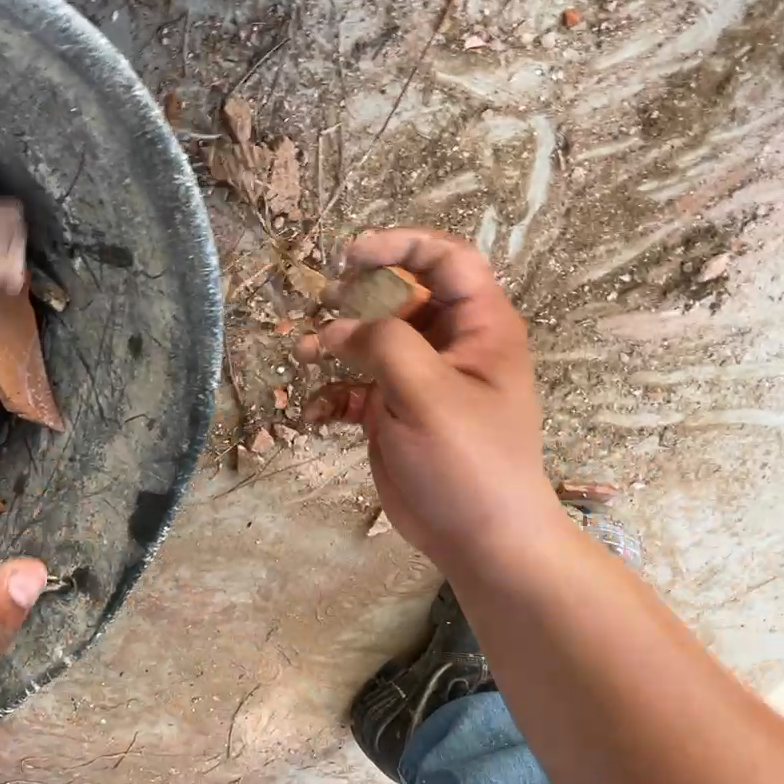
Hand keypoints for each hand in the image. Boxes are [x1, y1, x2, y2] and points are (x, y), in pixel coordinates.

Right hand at [299, 229, 563, 569]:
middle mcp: (448, 346)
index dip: (400, 246)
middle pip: (399, 297)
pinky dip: (329, 396)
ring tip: (305, 355)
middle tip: (324, 302)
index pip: (445, 261)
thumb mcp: (428, 393)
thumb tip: (339, 329)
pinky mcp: (391, 412)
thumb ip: (384, 345)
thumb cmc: (468, 459)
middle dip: (357, 298)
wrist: (477, 536)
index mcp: (478, 327)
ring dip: (333, 345)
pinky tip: (313, 416)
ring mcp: (418, 380)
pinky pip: (352, 388)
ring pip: (368, 341)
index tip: (349, 256)